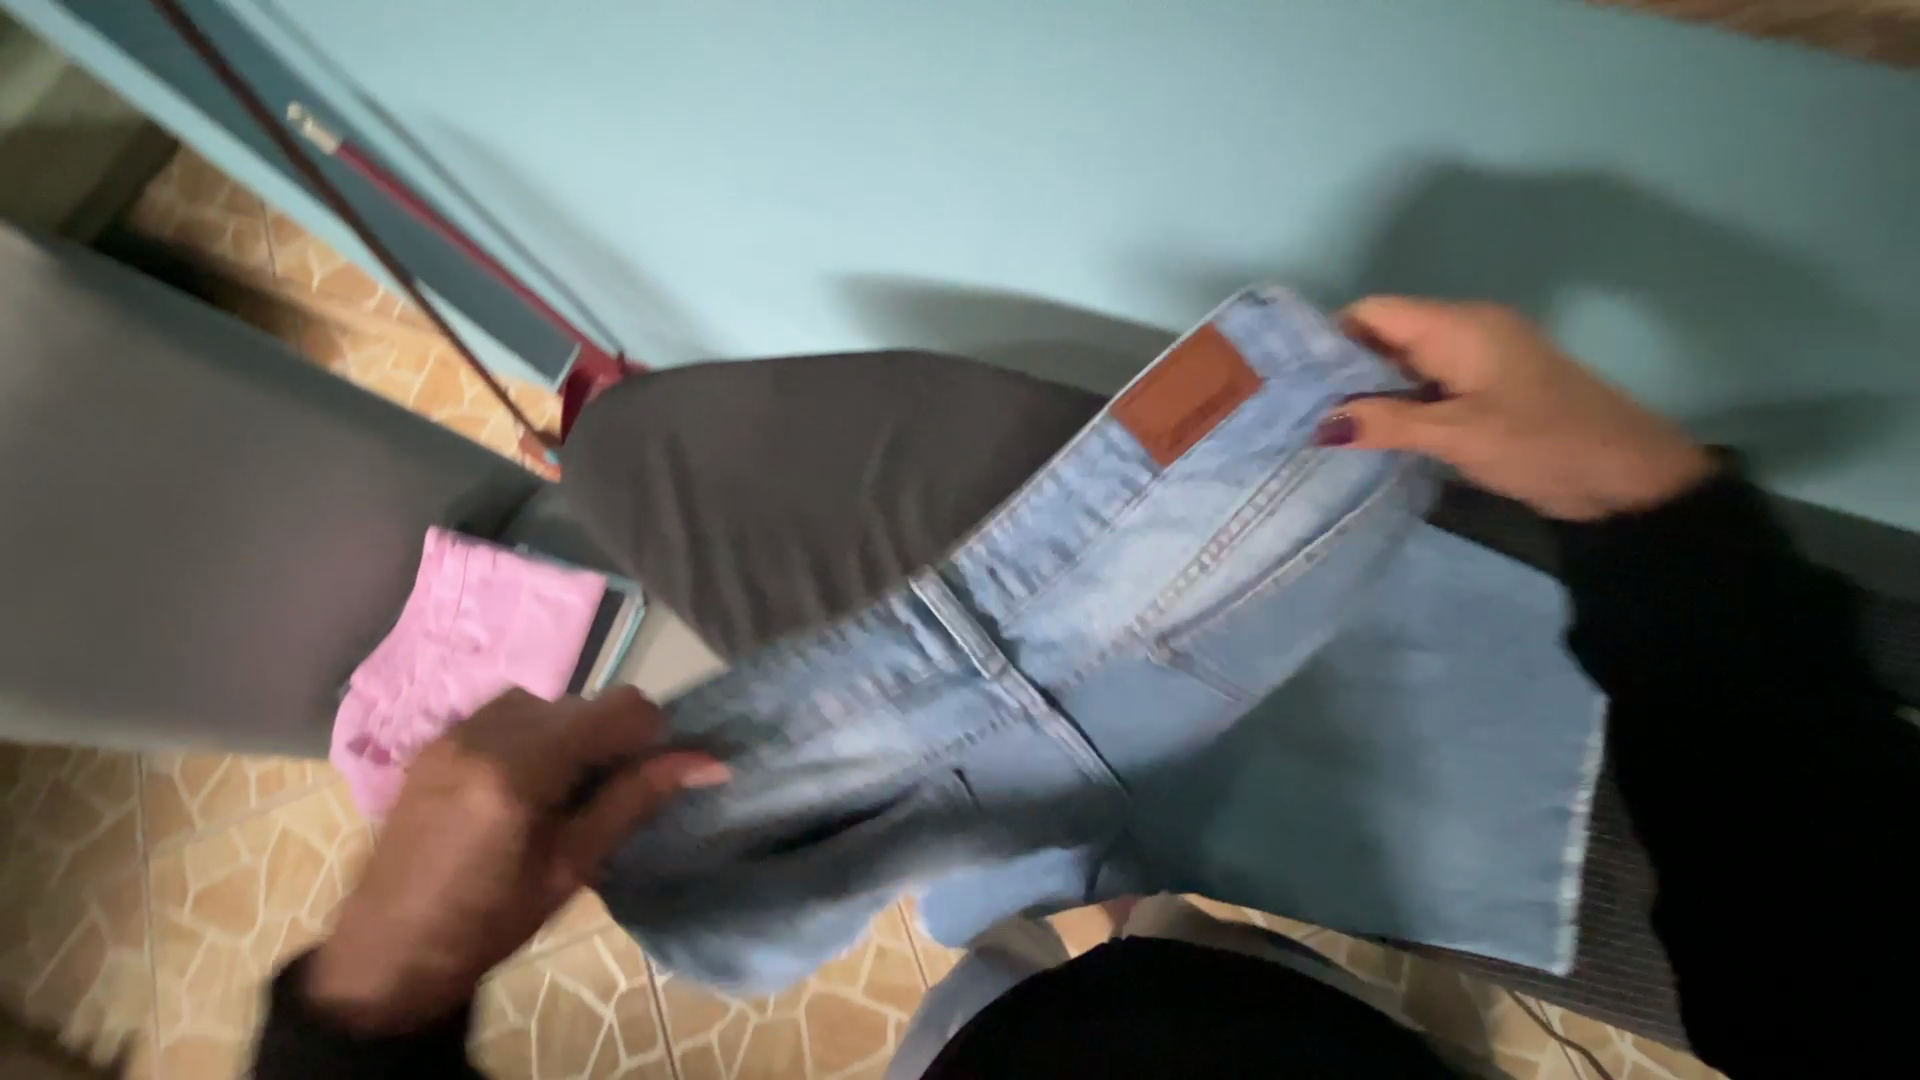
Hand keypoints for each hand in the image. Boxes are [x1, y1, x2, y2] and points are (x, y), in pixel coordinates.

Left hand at [306, 686, 727, 1033]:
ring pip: (549, 702)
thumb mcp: (575, 864)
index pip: (619, 706)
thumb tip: (711, 762)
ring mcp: (455, 732)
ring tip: (559, 788)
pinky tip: (522, 779)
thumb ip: (638, 798)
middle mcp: (487, 733)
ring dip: (571, 732)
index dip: (649, 733)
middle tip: (602, 793)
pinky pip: (508, 712)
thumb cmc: (491, 920)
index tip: (646, 774)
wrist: (385, 955)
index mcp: (522, 768)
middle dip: (609, 737)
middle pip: (586, 702)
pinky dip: (533, 733)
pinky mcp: (437, 740)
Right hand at [1315, 297, 1714, 520]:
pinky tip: (1365, 430)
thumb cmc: (1542, 443)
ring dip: (1363, 389)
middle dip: (1339, 367)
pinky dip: (1390, 402)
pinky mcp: (1479, 387)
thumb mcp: (1457, 435)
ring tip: (1318, 422)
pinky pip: (1419, 383)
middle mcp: (1462, 331)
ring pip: (1398, 361)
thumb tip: (1320, 425)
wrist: (1627, 476)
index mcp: (1458, 327)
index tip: (1292, 377)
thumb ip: (1385, 423)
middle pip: (1382, 334)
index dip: (1329, 336)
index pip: (1374, 311)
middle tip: (1295, 407)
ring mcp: (1473, 359)